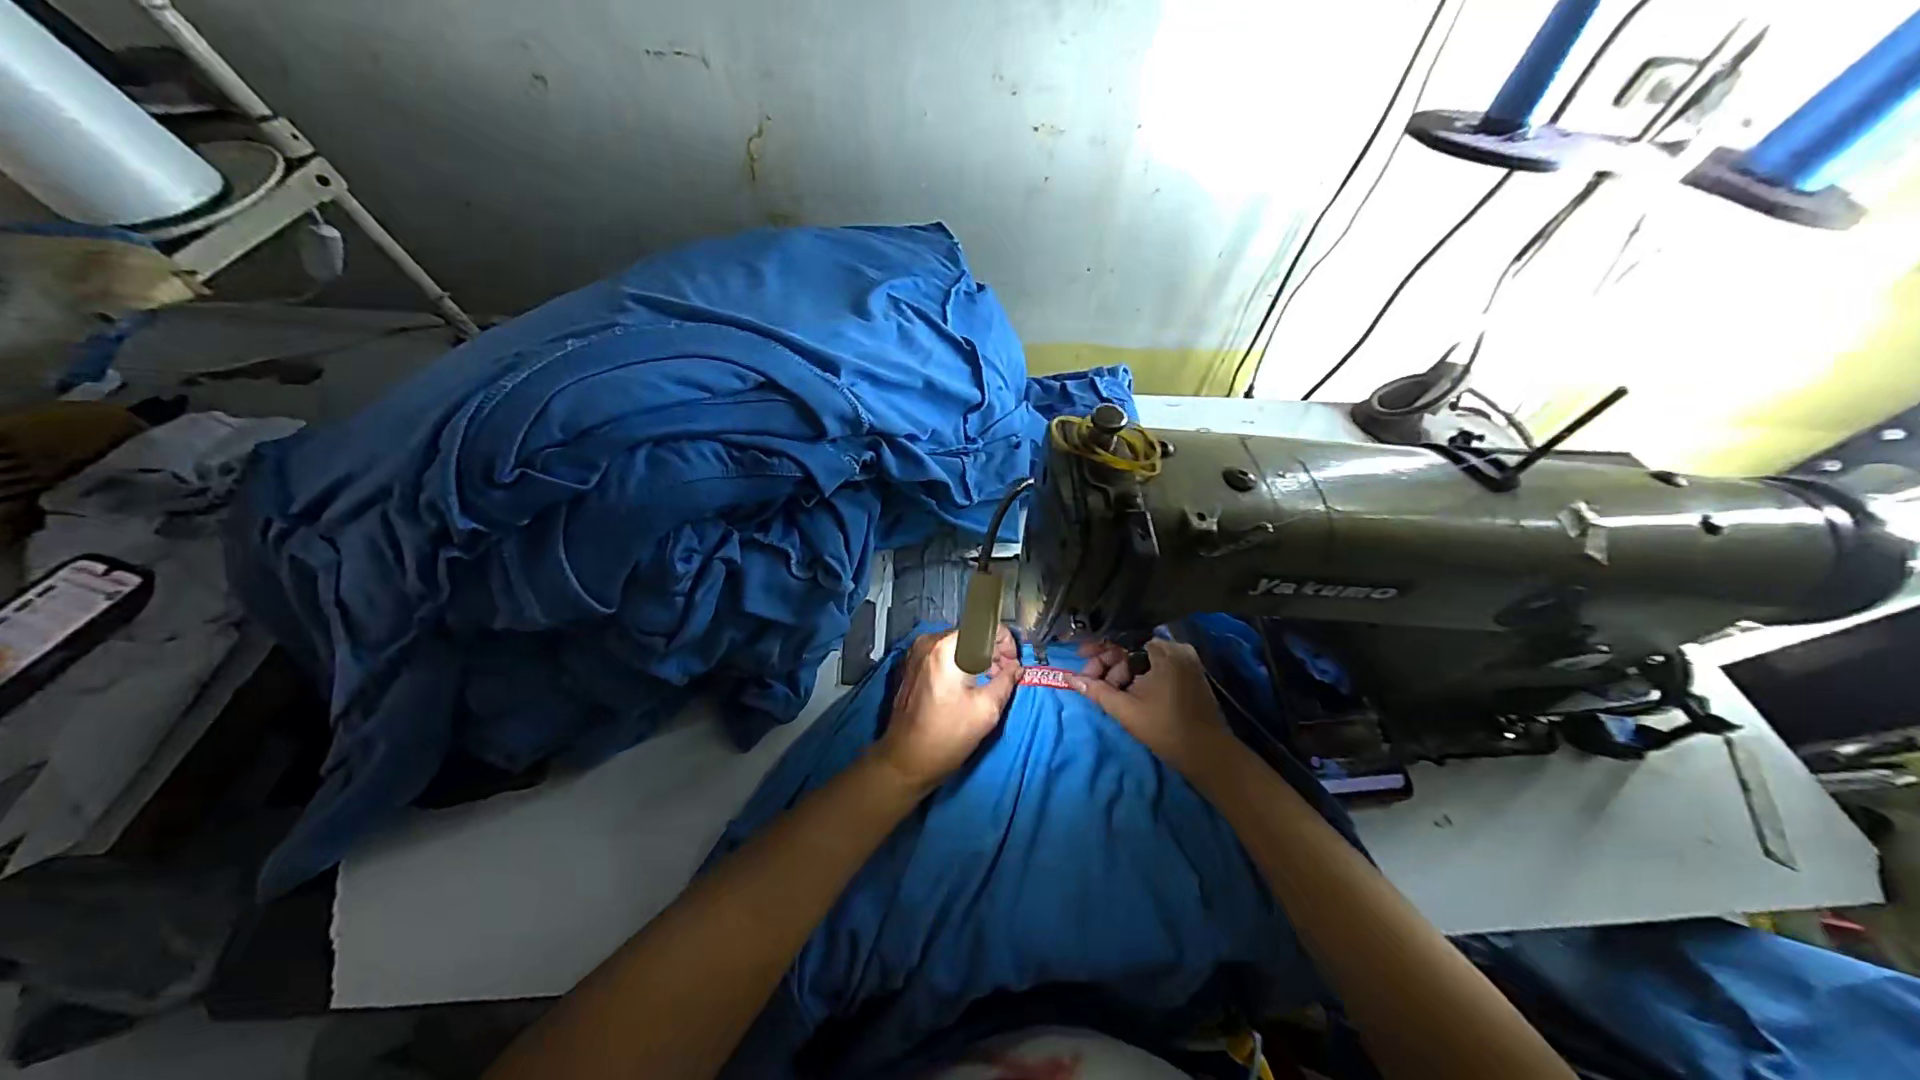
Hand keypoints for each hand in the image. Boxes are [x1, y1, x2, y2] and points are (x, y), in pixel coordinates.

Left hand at [873, 627, 1020, 789]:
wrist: (905, 759)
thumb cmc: (947, 736)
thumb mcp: (986, 710)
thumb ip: (1006, 681)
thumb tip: (1016, 668)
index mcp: (948, 648)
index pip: (987, 628)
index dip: (1007, 643)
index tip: (1013, 666)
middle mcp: (929, 642)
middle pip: (972, 634)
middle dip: (993, 652)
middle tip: (1005, 676)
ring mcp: (917, 652)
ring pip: (958, 644)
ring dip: (978, 658)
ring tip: (990, 683)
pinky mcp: (912, 665)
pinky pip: (943, 654)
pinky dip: (960, 663)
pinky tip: (968, 686)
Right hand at [1070, 638, 1238, 780]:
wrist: (1209, 755)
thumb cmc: (1166, 729)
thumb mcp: (1126, 709)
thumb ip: (1097, 690)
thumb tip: (1070, 678)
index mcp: (1163, 651)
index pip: (1122, 640)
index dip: (1098, 649)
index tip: (1080, 659)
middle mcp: (1177, 650)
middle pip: (1133, 649)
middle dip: (1110, 664)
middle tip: (1092, 682)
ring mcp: (1186, 662)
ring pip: (1144, 659)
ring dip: (1123, 673)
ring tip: (1110, 694)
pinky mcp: (1190, 675)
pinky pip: (1158, 667)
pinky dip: (1140, 677)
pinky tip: (1127, 694)